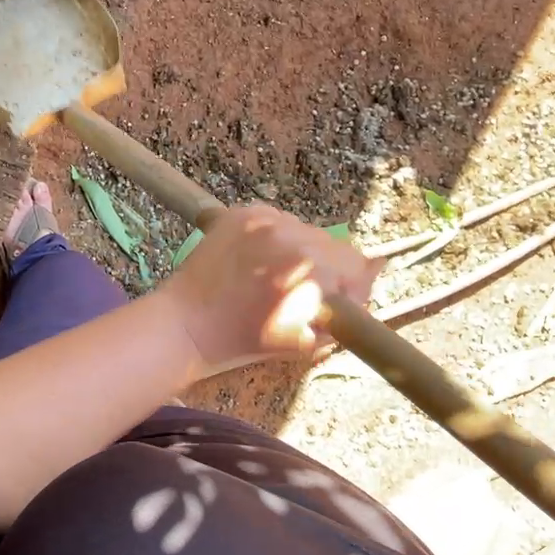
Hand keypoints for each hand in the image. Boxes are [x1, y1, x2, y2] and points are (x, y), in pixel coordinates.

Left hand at [159, 205, 380, 367]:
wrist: (186, 324)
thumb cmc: (244, 341)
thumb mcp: (307, 339)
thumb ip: (345, 313)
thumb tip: (368, 282)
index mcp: (313, 270)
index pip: (358, 265)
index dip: (351, 288)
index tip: (334, 302)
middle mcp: (292, 237)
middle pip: (333, 245)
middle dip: (326, 269)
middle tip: (302, 290)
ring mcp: (264, 221)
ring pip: (305, 231)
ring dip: (300, 251)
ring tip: (274, 274)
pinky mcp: (241, 214)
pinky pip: (277, 220)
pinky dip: (275, 238)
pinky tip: (258, 259)